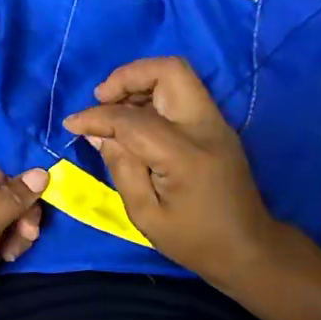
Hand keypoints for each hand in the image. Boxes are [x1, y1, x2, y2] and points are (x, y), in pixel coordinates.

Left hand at [0, 146, 48, 319]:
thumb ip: (10, 198)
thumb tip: (42, 171)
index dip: (14, 151)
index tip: (47, 155)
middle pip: (5, 180)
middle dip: (24, 196)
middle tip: (34, 217)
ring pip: (13, 207)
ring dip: (24, 221)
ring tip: (24, 240)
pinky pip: (11, 230)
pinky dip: (18, 239)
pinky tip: (13, 255)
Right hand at [62, 56, 280, 287]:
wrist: (248, 248)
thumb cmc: (194, 240)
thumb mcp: (145, 214)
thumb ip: (121, 168)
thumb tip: (97, 134)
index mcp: (185, 156)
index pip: (133, 119)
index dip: (97, 116)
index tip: (72, 123)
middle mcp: (206, 128)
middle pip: (169, 71)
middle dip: (128, 76)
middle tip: (102, 99)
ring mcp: (217, 123)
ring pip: (178, 76)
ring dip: (141, 83)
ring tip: (114, 110)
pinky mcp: (218, 126)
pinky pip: (183, 93)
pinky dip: (154, 95)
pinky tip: (135, 120)